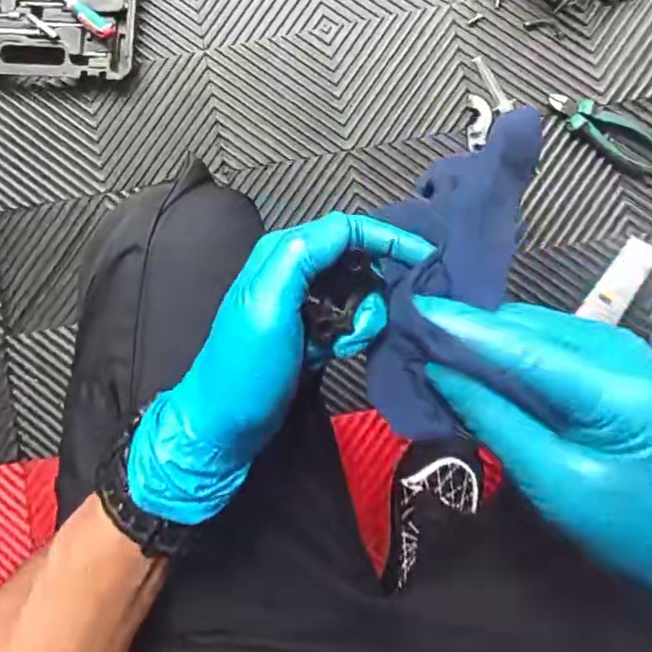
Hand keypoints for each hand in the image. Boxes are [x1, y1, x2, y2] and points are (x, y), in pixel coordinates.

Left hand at [128, 213, 434, 523]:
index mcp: (283, 252)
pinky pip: (349, 316)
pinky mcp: (311, 325)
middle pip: (357, 259)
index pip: (346, 229)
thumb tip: (343, 229)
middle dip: (372, 290)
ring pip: (358, 289)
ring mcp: (303, 298)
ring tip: (343, 344)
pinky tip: (336, 351)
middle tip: (362, 326)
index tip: (424, 259)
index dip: (387, 238)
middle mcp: (294, 267)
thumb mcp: (268, 305)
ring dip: (363, 316)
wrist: (226, 423)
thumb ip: (301, 257)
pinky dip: (353, 332)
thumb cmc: (245, 367)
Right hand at [417, 297, 651, 600]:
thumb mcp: (552, 483)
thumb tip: (437, 368)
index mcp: (618, 392)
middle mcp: (618, 350)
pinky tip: (475, 361)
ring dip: (480, 336)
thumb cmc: (628, 526)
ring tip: (434, 348)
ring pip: (525, 324)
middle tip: (411, 337)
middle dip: (465, 330)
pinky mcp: (603, 348)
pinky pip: (536, 334)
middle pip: (522, 326)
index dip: (465, 327)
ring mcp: (614, 344)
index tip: (415, 309)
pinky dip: (501, 345)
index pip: (525, 348)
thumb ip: (493, 420)